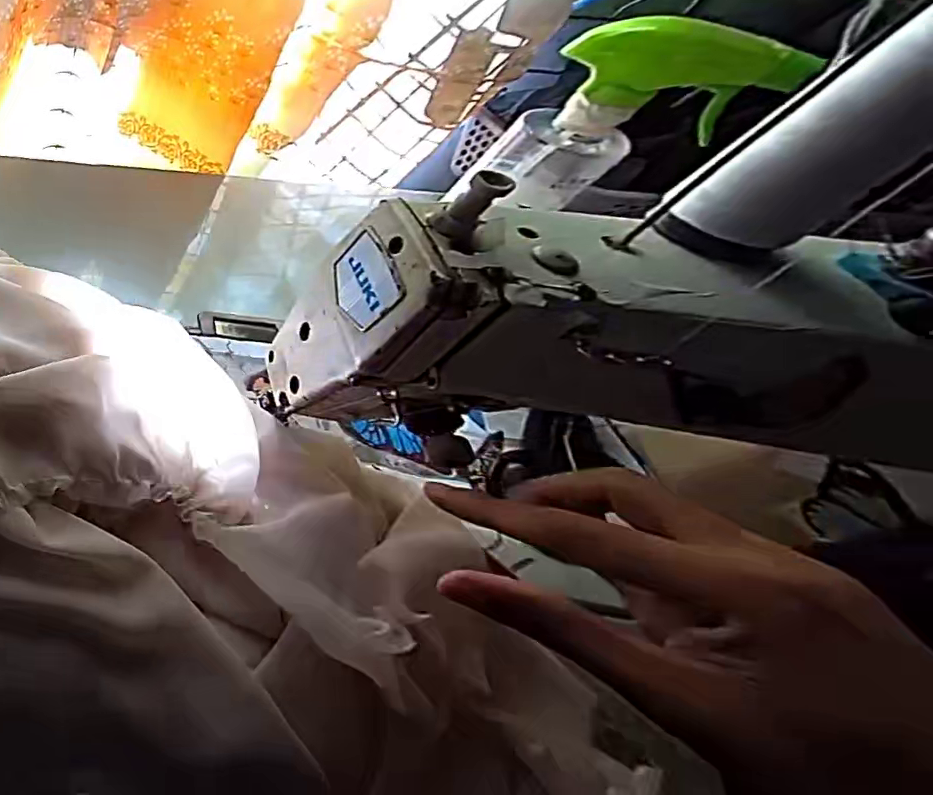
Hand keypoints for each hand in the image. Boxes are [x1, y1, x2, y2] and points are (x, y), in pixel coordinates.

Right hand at [427, 469, 932, 794]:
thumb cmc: (816, 767)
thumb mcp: (681, 705)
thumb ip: (566, 633)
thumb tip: (460, 583)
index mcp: (732, 585)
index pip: (581, 531)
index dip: (500, 510)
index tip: (442, 493)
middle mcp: (764, 556)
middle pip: (628, 491)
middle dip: (557, 495)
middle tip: (510, 518)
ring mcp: (796, 565)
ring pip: (667, 511)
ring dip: (604, 521)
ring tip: (568, 554)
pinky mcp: (812, 583)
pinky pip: (704, 540)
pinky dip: (651, 547)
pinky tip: (648, 589)